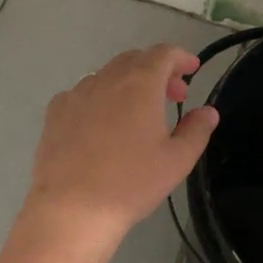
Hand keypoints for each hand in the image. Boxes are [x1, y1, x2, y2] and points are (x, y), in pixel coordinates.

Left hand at [25, 45, 219, 242]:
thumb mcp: (177, 160)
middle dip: (157, 71)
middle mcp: (106, 80)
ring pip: (107, 75)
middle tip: (173, 96)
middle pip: (134, 60)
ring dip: (128, 83)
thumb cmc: (132, 182)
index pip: (163, 54)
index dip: (181, 57)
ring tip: (138, 112)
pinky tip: (101, 123)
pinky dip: (100, 98)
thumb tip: (208, 111)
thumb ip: (196, 130)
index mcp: (140, 85)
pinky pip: (82, 94)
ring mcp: (76, 95)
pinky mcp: (54, 114)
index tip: (192, 69)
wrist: (72, 208)